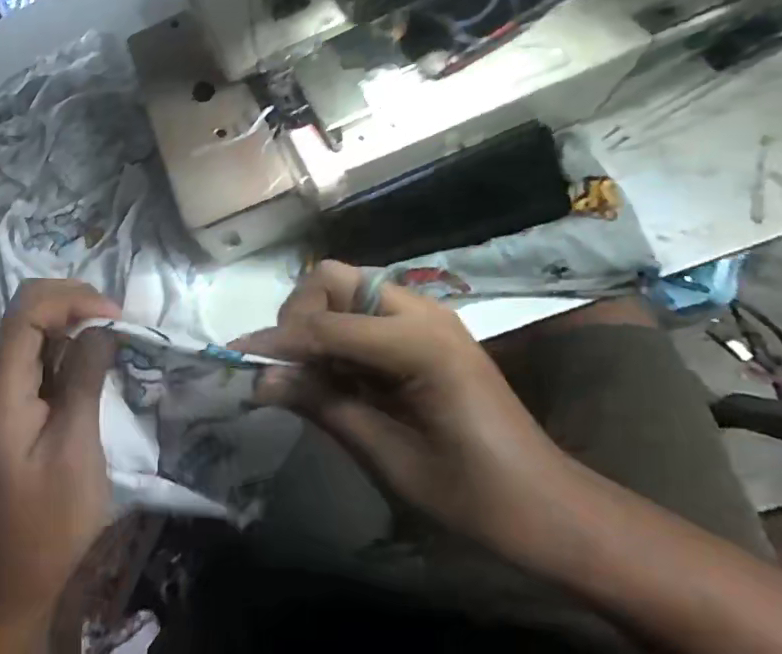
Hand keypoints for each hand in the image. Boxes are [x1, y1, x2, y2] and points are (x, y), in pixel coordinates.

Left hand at [0, 280, 120, 651]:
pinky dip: (72, 348)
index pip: (26, 312)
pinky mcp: (20, 409)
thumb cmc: (48, 520)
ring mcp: (7, 395)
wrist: (15, 581)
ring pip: (35, 332)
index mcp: (2, 390)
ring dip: (75, 323)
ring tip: (116, 335)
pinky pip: (42, 359)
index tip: (116, 316)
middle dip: (74, 303)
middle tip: (118, 321)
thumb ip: (84, 378)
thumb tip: (102, 326)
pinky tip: (99, 359)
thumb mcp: (75, 446)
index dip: (72, 299)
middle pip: (27, 312)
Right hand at [231, 260, 585, 557]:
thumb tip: (260, 379)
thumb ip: (323, 406)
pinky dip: (341, 331)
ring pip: (348, 288)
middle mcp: (421, 311)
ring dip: (318, 321)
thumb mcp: (389, 457)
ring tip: (312, 375)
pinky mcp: (428, 329)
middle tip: (288, 366)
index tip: (236, 357)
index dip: (276, 341)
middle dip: (300, 314)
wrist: (545, 504)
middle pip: (334, 279)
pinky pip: (367, 310)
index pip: (325, 326)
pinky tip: (340, 374)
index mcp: (418, 343)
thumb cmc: (472, 494)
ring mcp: (427, 315)